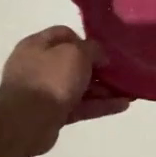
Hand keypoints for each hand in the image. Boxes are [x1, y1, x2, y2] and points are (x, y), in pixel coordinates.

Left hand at [0, 25, 130, 155]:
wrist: (26, 122)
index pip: (65, 34)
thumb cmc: (50, 79)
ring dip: (104, 89)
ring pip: (80, 86)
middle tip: (120, 73)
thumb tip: (99, 57)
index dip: (87, 40)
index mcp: (37, 45)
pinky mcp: (52, 113)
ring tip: (129, 92)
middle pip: (74, 63)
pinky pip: (81, 106)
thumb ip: (92, 49)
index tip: (105, 52)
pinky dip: (100, 105)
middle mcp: (38, 66)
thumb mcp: (76, 53)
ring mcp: (44, 91)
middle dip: (99, 69)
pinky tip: (122, 105)